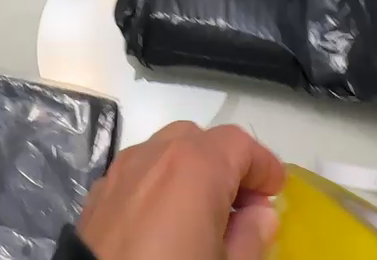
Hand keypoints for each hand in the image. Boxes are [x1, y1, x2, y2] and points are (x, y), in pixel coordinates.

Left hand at [78, 123, 286, 259]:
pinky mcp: (100, 191)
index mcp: (195, 164)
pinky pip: (140, 173)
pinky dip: (160, 185)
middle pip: (200, 140)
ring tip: (204, 214)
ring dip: (191, 171)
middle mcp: (157, 152)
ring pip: (166, 151)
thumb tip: (260, 213)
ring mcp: (123, 168)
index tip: (276, 192)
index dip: (264, 165)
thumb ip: (251, 236)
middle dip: (226, 165)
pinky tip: (165, 222)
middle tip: (244, 206)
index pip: (239, 144)